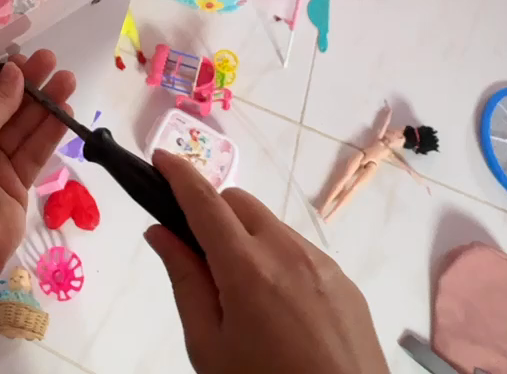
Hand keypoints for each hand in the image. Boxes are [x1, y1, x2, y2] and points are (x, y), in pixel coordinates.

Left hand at [0, 50, 76, 279]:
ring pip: (22, 126)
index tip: (25, 55)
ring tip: (68, 79)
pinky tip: (66, 111)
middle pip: (2, 105)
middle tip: (52, 60)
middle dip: (27, 84)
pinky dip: (49, 131)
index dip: (1, 73)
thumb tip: (13, 71)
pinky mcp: (15, 184)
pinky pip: (33, 150)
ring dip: (44, 104)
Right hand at [145, 150, 388, 373]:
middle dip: (213, 212)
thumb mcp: (209, 348)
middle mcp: (287, 251)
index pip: (204, 200)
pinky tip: (281, 310)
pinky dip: (279, 259)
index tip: (159, 157)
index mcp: (247, 266)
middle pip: (239, 202)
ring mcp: (323, 265)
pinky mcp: (347, 284)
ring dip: (247, 237)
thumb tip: (159, 231)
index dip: (178, 174)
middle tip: (200, 254)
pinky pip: (301, 251)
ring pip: (271, 225)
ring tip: (244, 293)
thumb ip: (184, 281)